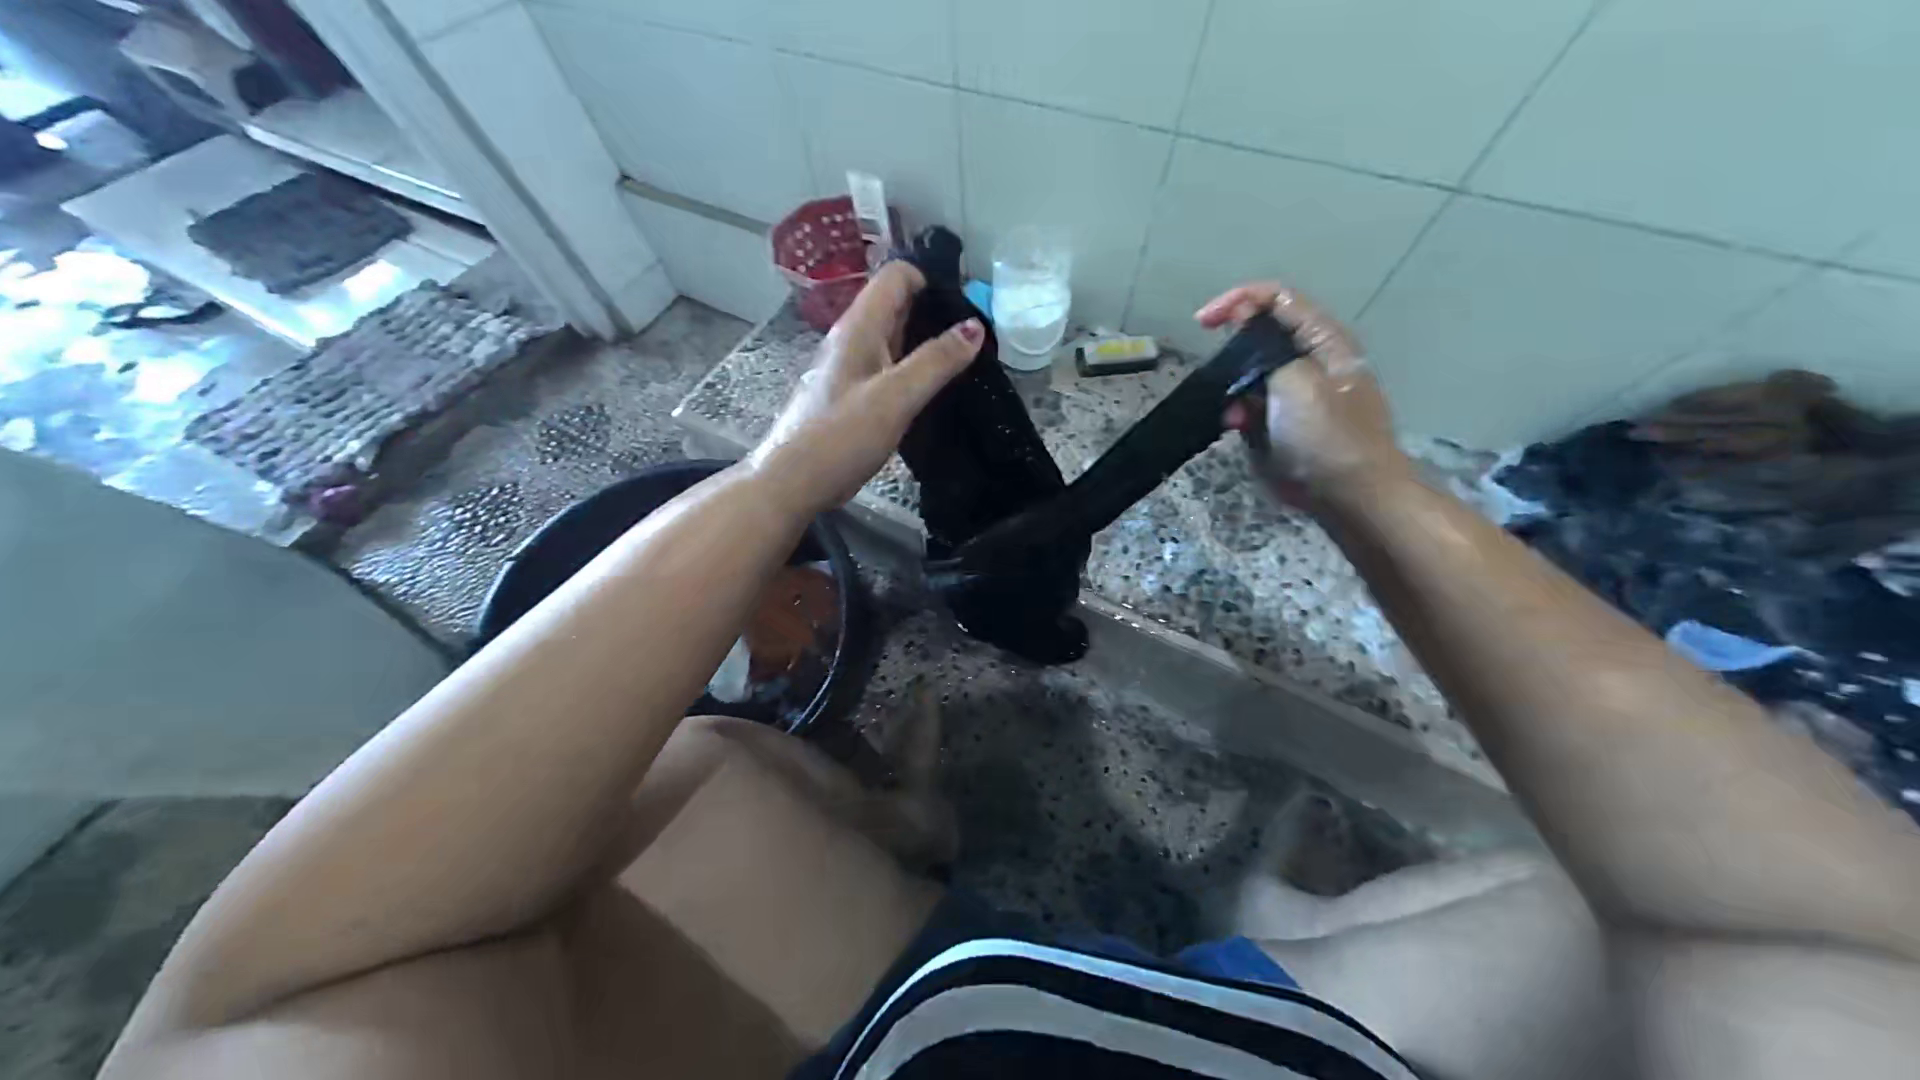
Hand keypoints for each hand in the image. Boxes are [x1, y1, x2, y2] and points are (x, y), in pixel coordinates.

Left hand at [750, 262, 983, 514]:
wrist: (792, 482)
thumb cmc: (841, 436)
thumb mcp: (896, 397)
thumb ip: (936, 361)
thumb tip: (975, 326)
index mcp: (859, 327)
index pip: (896, 275)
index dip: (932, 280)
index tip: (967, 308)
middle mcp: (851, 339)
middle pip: (896, 305)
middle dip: (935, 313)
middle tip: (974, 340)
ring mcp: (848, 368)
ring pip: (893, 340)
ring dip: (925, 345)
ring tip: (961, 366)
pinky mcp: (850, 396)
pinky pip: (887, 369)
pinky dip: (911, 372)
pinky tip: (929, 394)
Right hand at [1196, 283, 1410, 509]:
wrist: (1350, 498)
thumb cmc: (1328, 438)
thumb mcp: (1296, 383)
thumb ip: (1265, 348)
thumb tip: (1242, 318)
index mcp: (1323, 340)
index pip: (1277, 298)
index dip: (1239, 300)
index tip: (1204, 322)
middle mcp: (1310, 361)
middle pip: (1259, 339)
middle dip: (1232, 357)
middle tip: (1218, 378)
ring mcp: (1296, 395)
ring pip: (1248, 378)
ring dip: (1234, 395)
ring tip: (1235, 420)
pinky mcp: (1283, 424)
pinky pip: (1251, 408)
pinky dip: (1241, 417)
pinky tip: (1240, 431)